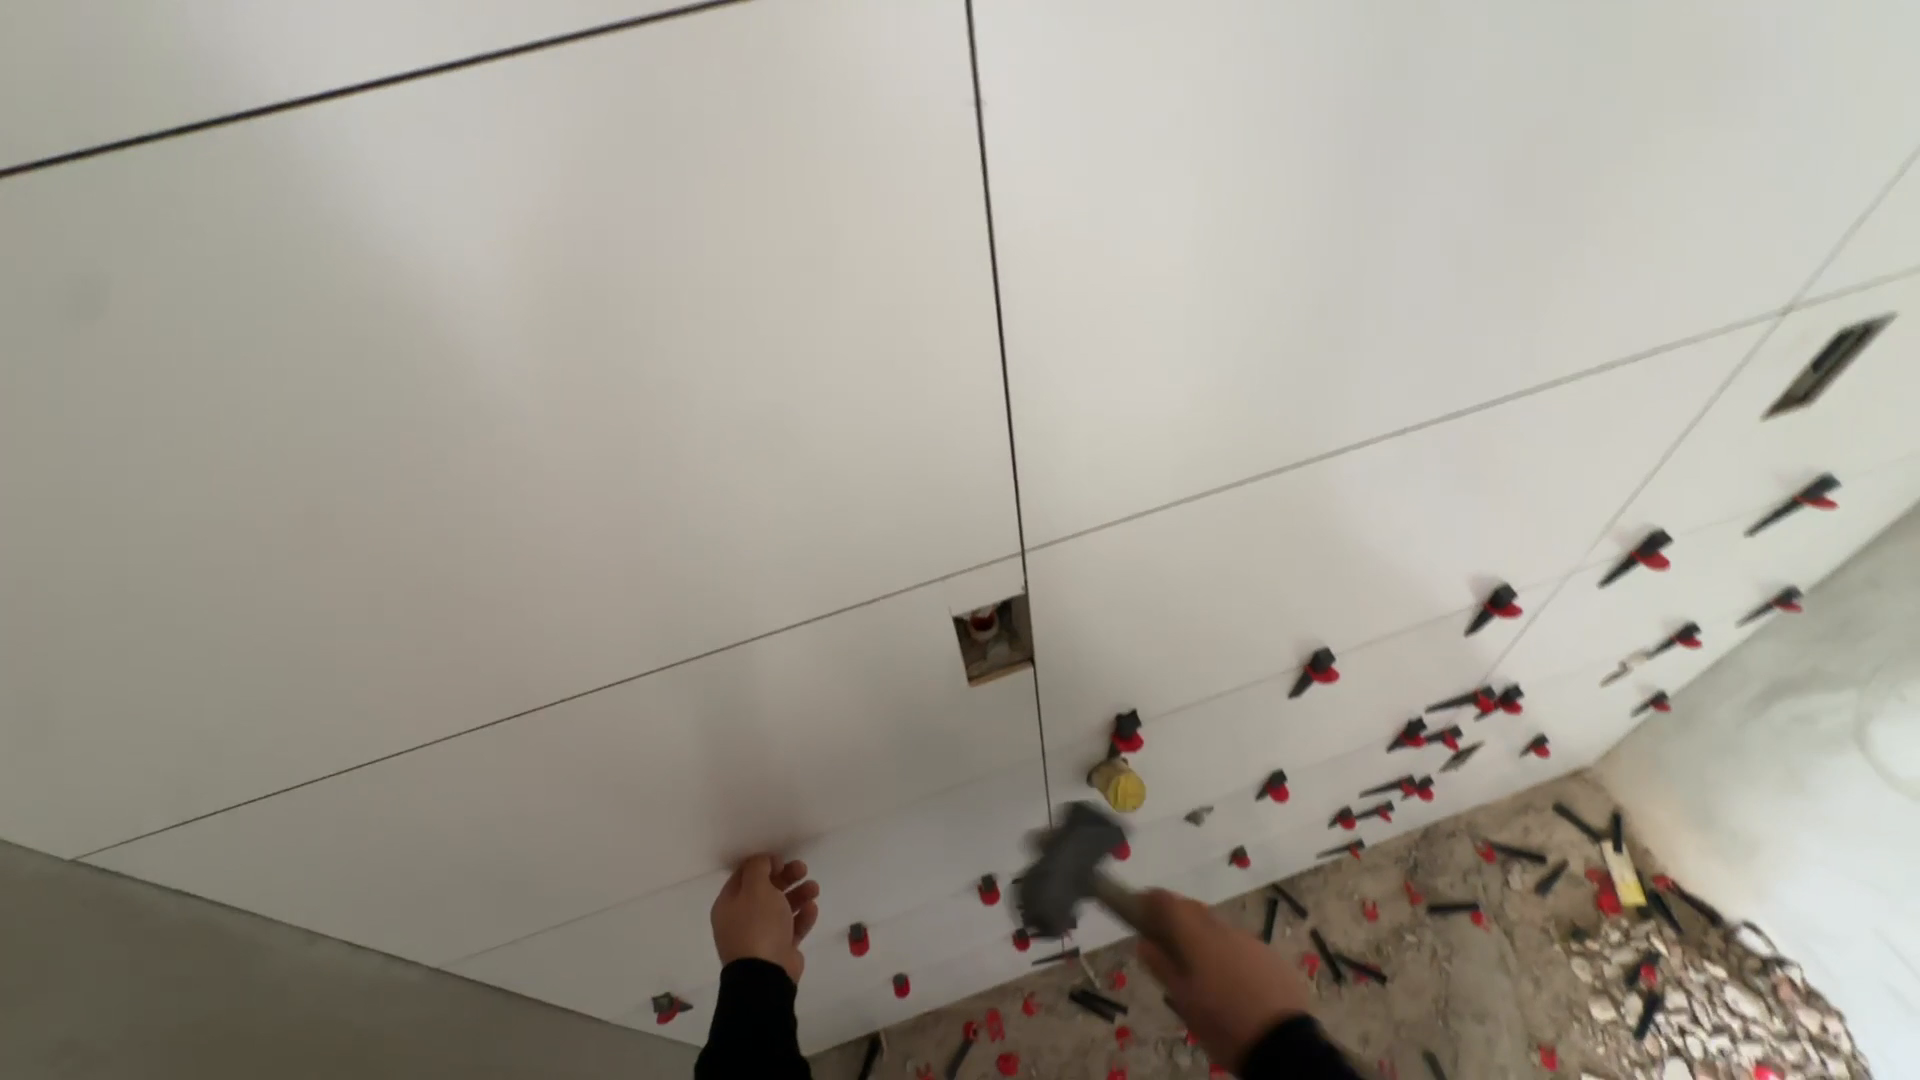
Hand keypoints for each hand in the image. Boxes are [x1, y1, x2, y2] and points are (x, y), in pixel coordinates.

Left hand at [710, 855, 820, 984]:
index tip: (781, 860)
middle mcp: (742, 918)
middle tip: (803, 870)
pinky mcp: (778, 949)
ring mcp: (760, 935)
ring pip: (781, 907)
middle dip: (786, 877)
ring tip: (814, 889)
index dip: (763, 864)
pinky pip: (792, 927)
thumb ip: (758, 868)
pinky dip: (803, 916)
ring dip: (799, 894)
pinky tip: (812, 909)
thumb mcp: (755, 888)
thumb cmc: (757, 925)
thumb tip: (763, 861)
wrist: (766, 974)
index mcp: (729, 904)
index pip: (744, 876)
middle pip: (766, 890)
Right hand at [1135, 889, 1311, 1070]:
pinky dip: (1227, 952)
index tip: (1138, 909)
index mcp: (1196, 937)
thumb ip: (1162, 967)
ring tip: (1200, 968)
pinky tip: (1231, 980)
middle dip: (1176, 918)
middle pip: (1192, 909)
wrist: (1285, 1046)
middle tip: (1165, 941)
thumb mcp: (1184, 1002)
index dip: (1150, 900)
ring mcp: (1249, 940)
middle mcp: (1222, 929)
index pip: (1166, 901)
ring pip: (1217, 927)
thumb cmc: (1224, 1024)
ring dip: (1202, 936)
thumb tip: (1144, 942)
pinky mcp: (1270, 955)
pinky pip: (1240, 944)